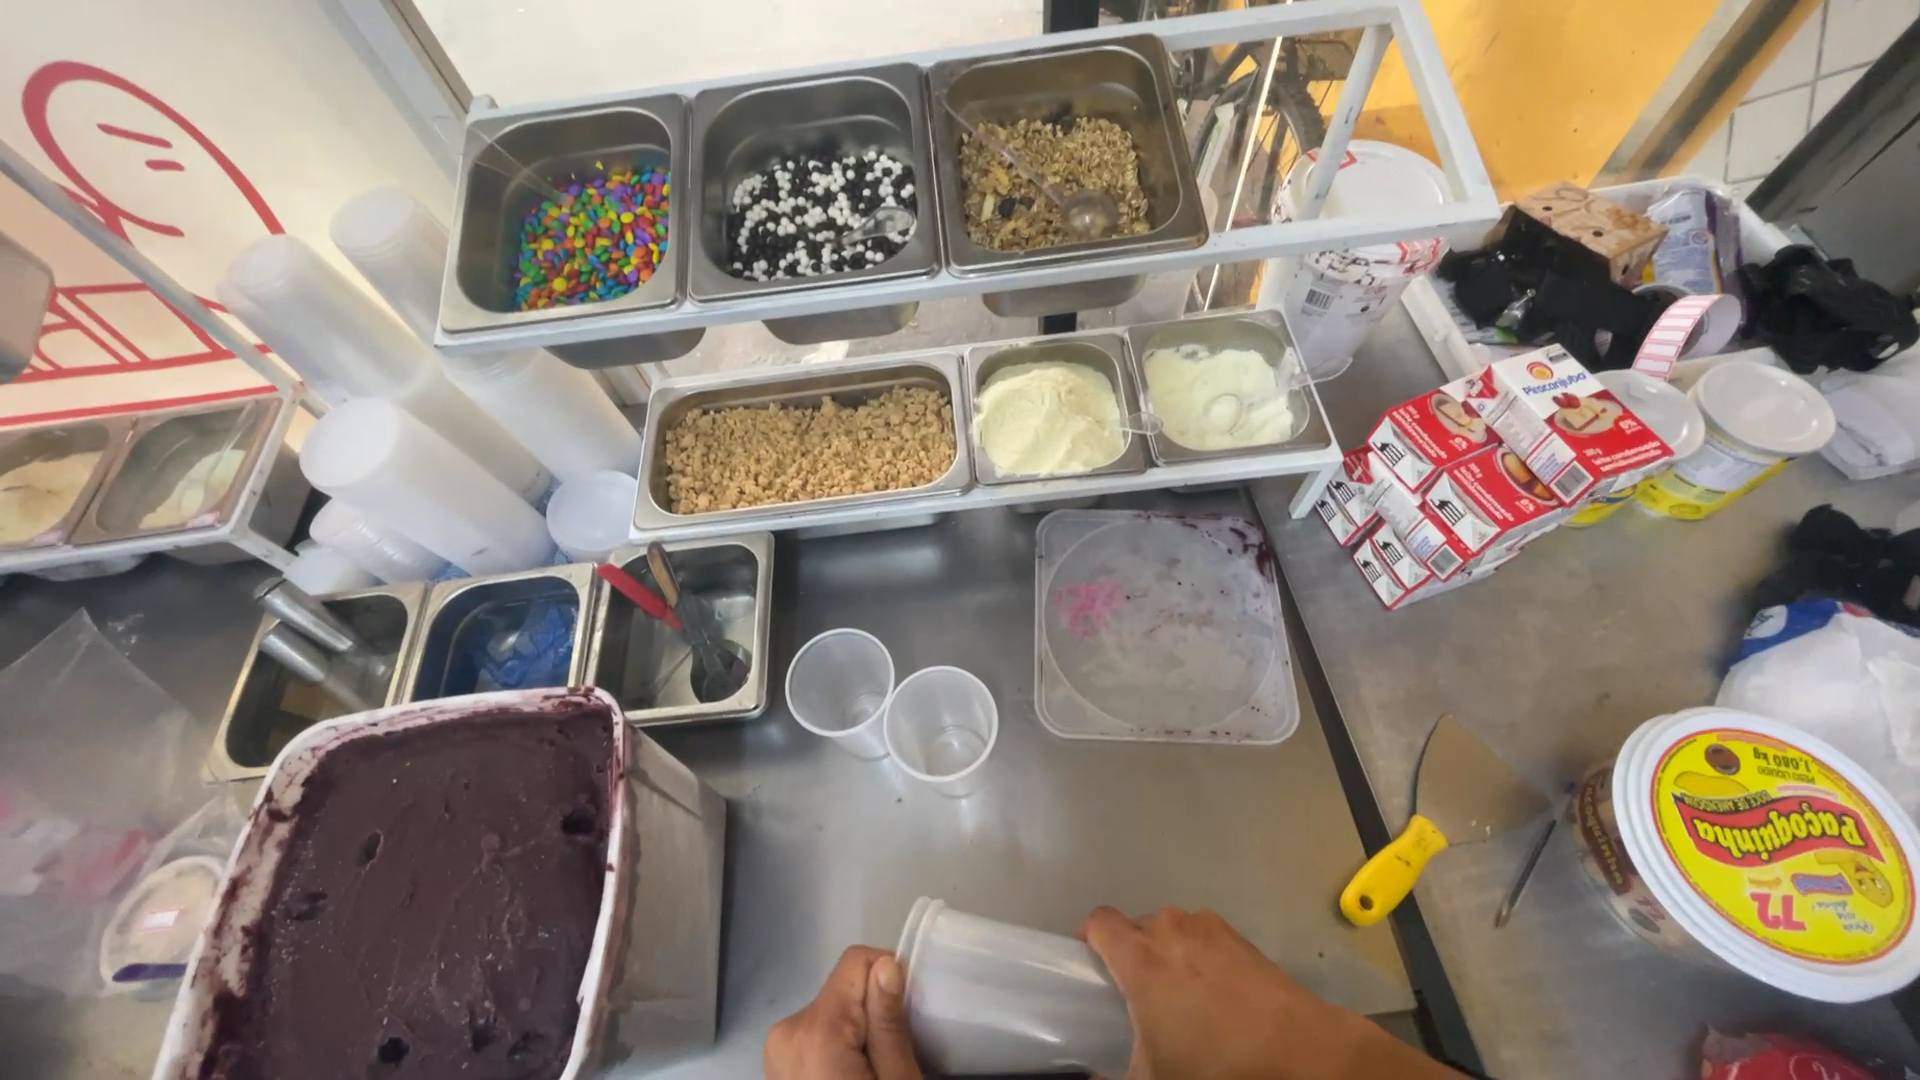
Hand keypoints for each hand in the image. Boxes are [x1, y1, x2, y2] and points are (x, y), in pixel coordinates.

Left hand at [766, 945, 921, 1079]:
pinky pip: (818, 1030)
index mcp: (816, 1028)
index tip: (906, 1016)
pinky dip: (838, 1044)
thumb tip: (888, 962)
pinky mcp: (777, 1061)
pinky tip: (847, 1075)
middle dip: (873, 1011)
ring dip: (856, 1029)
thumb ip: (888, 1023)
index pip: (858, 960)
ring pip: (834, 1009)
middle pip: (846, 987)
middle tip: (890, 1057)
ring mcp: (777, 1047)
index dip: (889, 979)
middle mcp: (787, 1028)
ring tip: (868, 1070)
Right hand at [1080, 907, 1461, 1079]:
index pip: (1098, 921)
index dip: (1088, 940)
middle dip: (1131, 954)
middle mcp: (1169, 928)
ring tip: (1183, 999)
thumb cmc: (1217, 1066)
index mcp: (1140, 957)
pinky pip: (1203, 936)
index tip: (1092, 971)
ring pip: (1171, 929)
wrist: (1304, 1055)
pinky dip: (1200, 956)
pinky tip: (1218, 996)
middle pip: (1135, 926)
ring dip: (1167, 953)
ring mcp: (1207, 927)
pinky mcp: (1240, 937)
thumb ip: (1115, 1077)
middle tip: (1139, 1000)